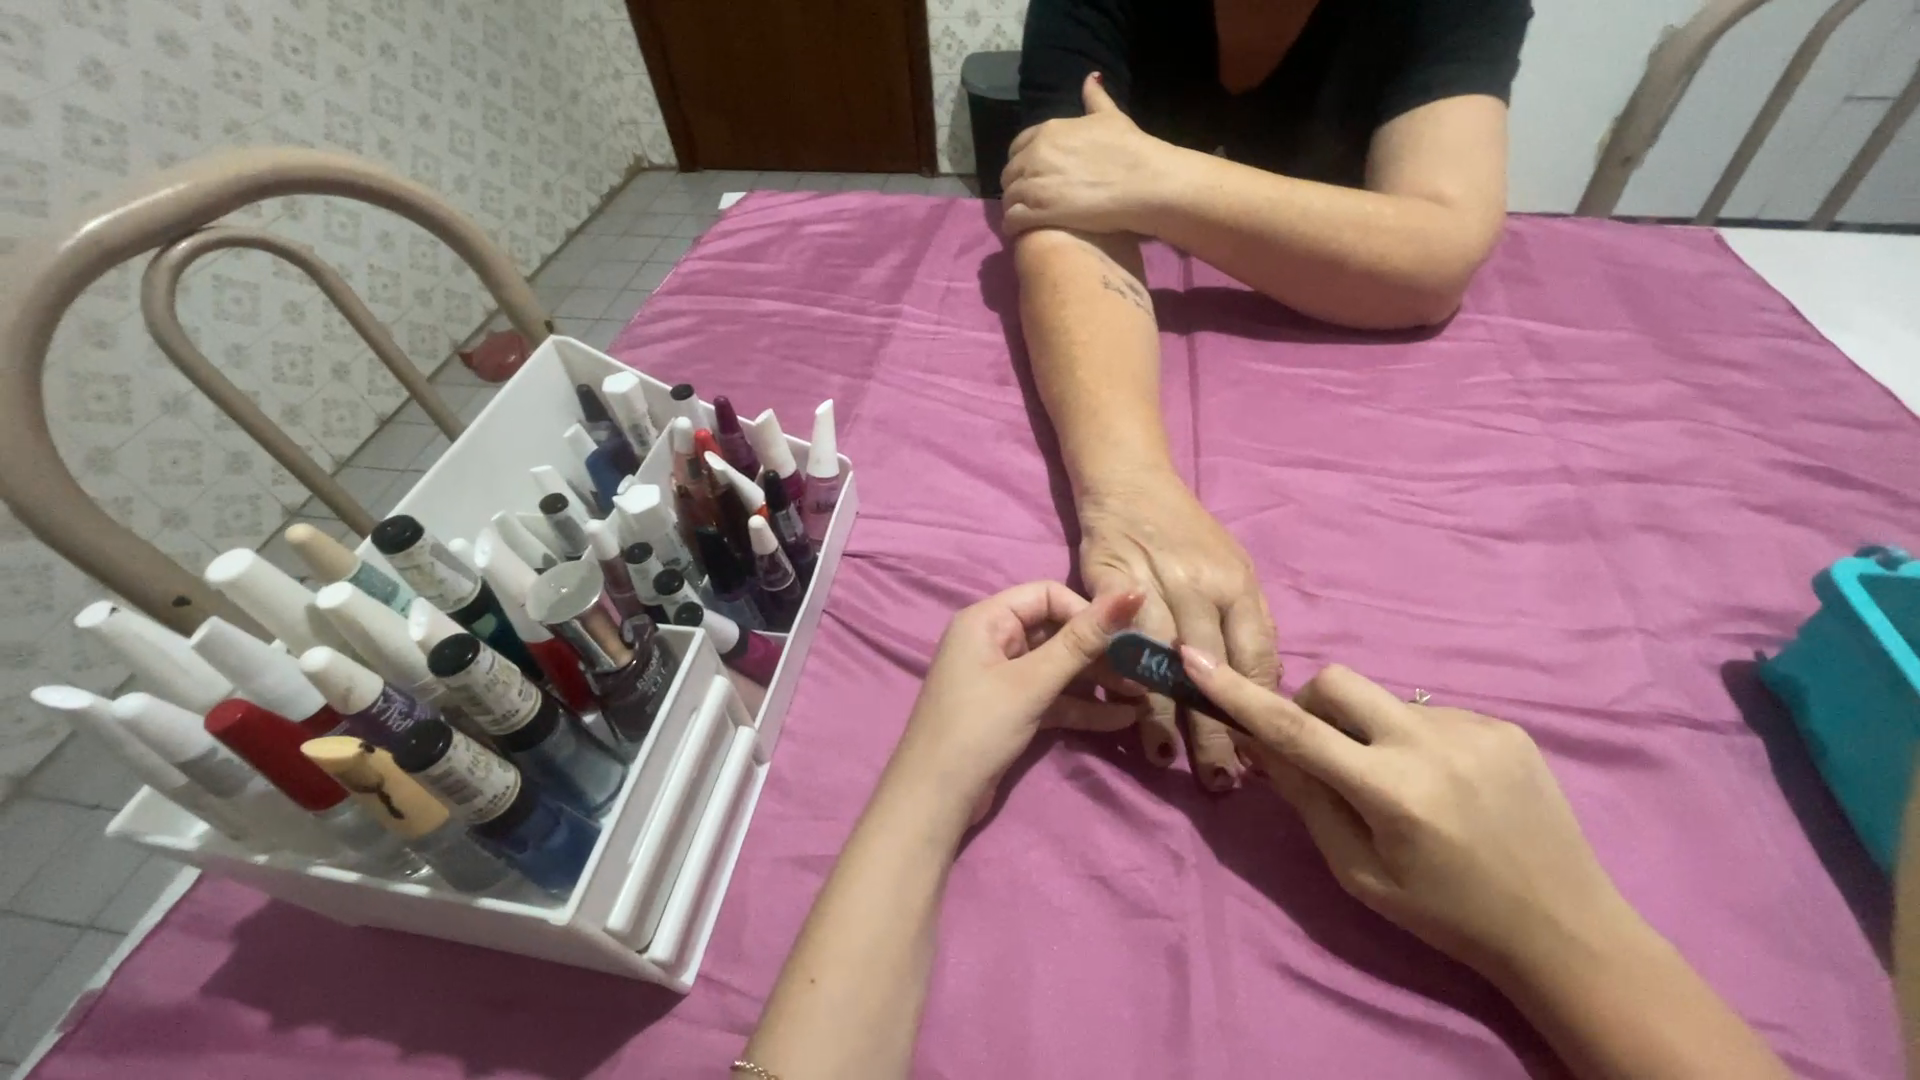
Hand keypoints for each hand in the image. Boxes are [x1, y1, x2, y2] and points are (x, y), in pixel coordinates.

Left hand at [890, 582, 1146, 821]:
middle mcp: (993, 641)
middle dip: (1100, 650)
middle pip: (1056, 631)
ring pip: (1059, 667)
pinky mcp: (1011, 709)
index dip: (1087, 612)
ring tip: (1143, 695)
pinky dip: (1084, 705)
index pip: (1047, 595)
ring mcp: (1002, 677)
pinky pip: (1053, 697)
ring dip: (1098, 680)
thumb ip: (1082, 640)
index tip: (1124, 638)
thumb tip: (1134, 592)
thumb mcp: (1033, 682)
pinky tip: (1124, 718)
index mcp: (987, 619)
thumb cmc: (978, 727)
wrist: (934, 798)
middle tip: (1144, 668)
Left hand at [1001, 73, 1178, 237]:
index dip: (1022, 162)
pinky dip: (1013, 227)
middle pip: (1009, 174)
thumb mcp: (1111, 116)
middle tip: (1028, 200)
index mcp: (1048, 131)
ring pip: (1009, 199)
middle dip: (1016, 186)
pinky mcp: (1038, 212)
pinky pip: (1012, 220)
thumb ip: (1094, 98)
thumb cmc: (1130, 150)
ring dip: (1014, 208)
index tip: (1030, 175)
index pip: (1018, 147)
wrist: (1143, 182)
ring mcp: (1035, 185)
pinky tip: (1020, 232)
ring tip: (1025, 219)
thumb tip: (1090, 78)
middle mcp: (1035, 155)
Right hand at [1078, 470, 1277, 790]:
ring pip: (1162, 663)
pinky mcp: (1106, 581)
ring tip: (1168, 759)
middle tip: (1220, 780)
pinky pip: (1114, 641)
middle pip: (1213, 670)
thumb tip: (1261, 688)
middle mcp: (1200, 584)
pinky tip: (1123, 713)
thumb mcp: (1233, 566)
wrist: (1130, 485)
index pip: (1256, 656)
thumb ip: (1246, 621)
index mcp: (1238, 583)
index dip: (1258, 709)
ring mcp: (1151, 582)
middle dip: (1216, 729)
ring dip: (1164, 716)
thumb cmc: (1186, 531)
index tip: (1261, 755)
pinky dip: (1120, 682)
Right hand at [1184, 654, 1636, 977]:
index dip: (1238, 693)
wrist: (1566, 929)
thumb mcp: (1358, 870)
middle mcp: (1433, 745)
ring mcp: (1475, 728)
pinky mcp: (1504, 726)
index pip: (1295, 729)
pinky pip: (1427, 712)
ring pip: (1383, 699)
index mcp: (1392, 793)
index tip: (1195, 659)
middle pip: (1337, 682)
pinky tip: (1443, 784)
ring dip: (1368, 729)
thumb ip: (1305, 797)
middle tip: (1323, 754)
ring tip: (1402, 784)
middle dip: (1311, 706)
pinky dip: (1411, 739)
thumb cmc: (1444, 913)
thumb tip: (1255, 741)